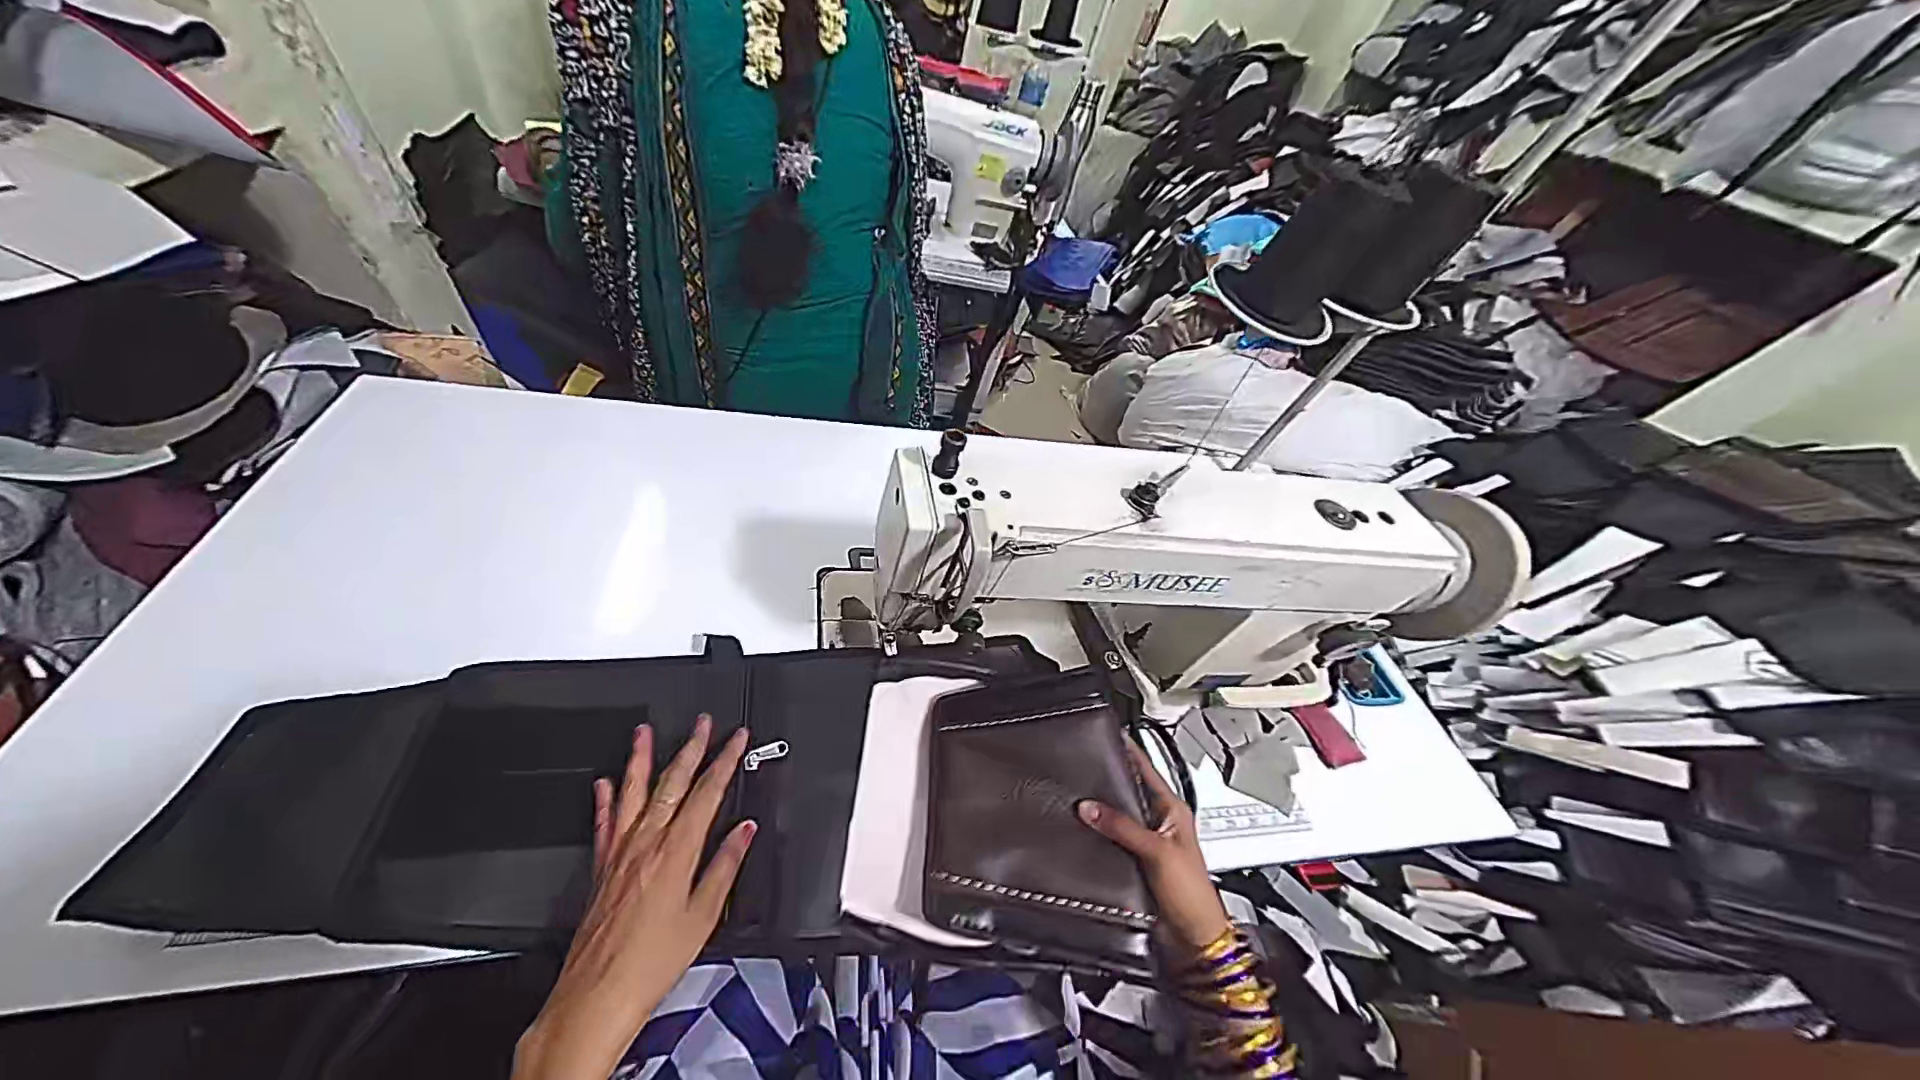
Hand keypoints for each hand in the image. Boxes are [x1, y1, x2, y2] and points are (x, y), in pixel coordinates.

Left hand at [513, 717, 754, 1079]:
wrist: (595, 999)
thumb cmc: (649, 964)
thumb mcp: (704, 917)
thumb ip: (726, 866)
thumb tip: (744, 832)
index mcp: (675, 854)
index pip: (707, 792)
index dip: (725, 760)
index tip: (737, 739)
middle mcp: (644, 846)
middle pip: (671, 783)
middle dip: (691, 747)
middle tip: (702, 723)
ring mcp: (619, 854)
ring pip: (632, 793)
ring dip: (640, 759)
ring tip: (644, 733)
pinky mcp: (601, 869)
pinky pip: (604, 823)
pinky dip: (605, 799)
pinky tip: (605, 783)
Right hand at [1077, 741, 1229, 960]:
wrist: (1194, 940)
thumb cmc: (1193, 895)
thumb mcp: (1157, 851)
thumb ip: (1123, 826)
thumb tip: (1090, 806)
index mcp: (1172, 809)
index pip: (1145, 768)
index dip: (1127, 750)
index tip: (1107, 733)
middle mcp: (1158, 822)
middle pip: (1127, 791)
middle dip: (1106, 780)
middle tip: (1081, 764)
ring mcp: (1146, 842)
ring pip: (1117, 816)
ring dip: (1100, 810)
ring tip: (1076, 795)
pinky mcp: (1134, 862)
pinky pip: (1110, 839)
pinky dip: (1097, 834)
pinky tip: (1082, 830)